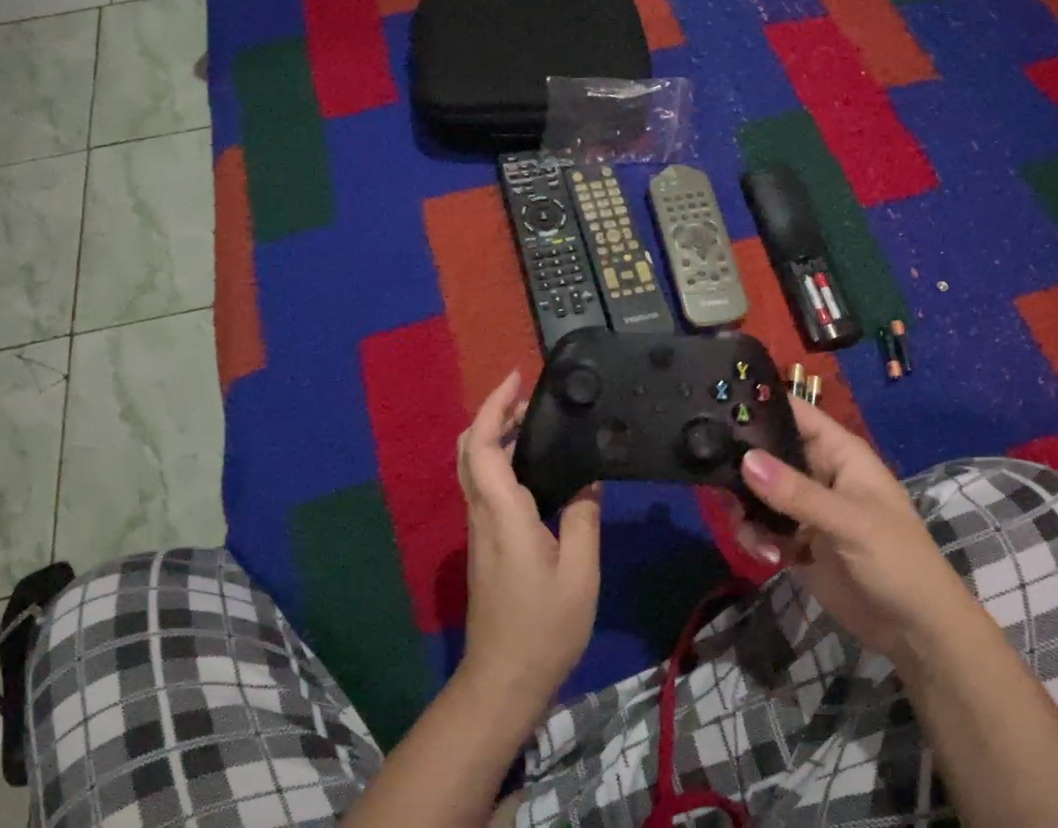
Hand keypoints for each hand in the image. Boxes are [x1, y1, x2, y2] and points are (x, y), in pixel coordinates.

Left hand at [455, 371, 602, 703]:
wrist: (504, 678)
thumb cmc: (544, 627)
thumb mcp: (579, 572)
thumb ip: (582, 517)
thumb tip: (587, 478)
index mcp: (502, 513)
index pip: (484, 445)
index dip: (494, 406)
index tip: (517, 378)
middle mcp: (482, 514)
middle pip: (470, 450)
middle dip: (494, 414)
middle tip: (532, 399)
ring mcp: (479, 530)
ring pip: (475, 468)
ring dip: (498, 437)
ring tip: (541, 425)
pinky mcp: (485, 545)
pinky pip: (486, 488)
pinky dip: (503, 463)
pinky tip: (539, 470)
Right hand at [728, 399, 972, 654]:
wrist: (914, 630)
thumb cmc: (898, 562)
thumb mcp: (851, 523)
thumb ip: (797, 493)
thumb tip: (744, 460)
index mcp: (840, 454)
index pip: (796, 414)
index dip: (761, 405)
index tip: (716, 404)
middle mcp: (818, 474)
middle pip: (767, 452)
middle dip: (740, 465)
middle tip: (711, 477)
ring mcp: (804, 509)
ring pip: (756, 493)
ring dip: (746, 513)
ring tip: (754, 538)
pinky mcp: (794, 541)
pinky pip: (760, 527)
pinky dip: (755, 538)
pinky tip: (767, 557)